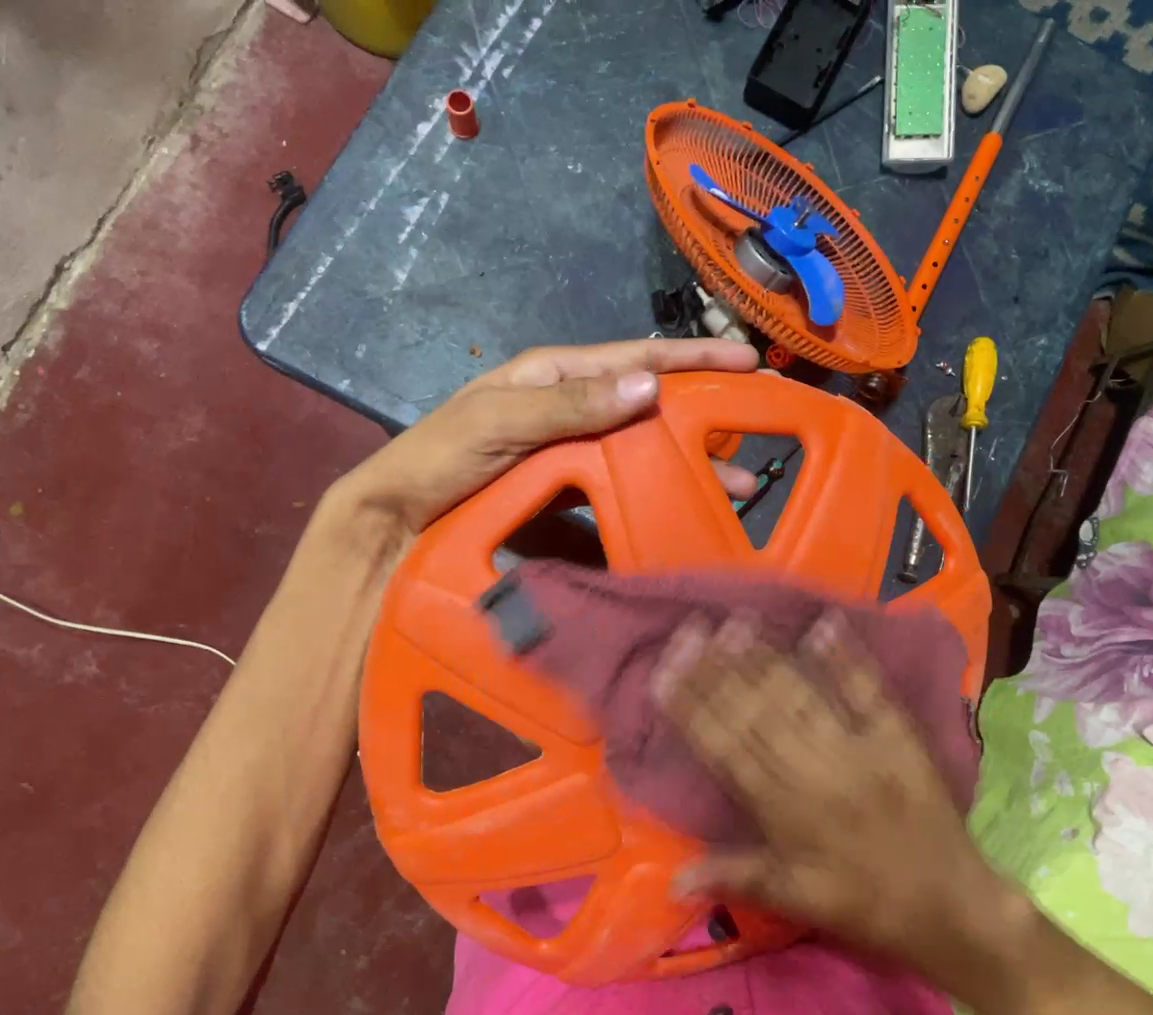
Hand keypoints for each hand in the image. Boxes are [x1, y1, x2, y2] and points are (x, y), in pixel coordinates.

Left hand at [330, 338, 759, 535]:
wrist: (396, 520)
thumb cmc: (442, 457)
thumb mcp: (503, 422)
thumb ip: (573, 407)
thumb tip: (651, 386)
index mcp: (555, 375)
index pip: (636, 357)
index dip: (693, 356)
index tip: (748, 359)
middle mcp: (569, 407)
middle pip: (648, 404)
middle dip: (704, 414)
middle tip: (756, 430)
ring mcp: (568, 449)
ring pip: (640, 448)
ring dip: (686, 463)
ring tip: (733, 485)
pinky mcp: (563, 488)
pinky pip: (618, 484)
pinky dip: (651, 493)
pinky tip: (677, 509)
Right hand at [651, 611, 1011, 971]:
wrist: (949, 906)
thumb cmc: (863, 905)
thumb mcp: (794, 900)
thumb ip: (734, 876)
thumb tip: (672, 880)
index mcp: (783, 810)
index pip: (725, 748)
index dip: (690, 707)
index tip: (664, 669)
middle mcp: (813, 772)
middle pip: (755, 713)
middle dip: (717, 669)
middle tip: (690, 628)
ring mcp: (858, 749)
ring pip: (800, 697)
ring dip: (766, 658)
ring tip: (736, 621)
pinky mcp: (898, 737)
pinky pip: (868, 692)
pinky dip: (846, 658)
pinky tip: (823, 623)